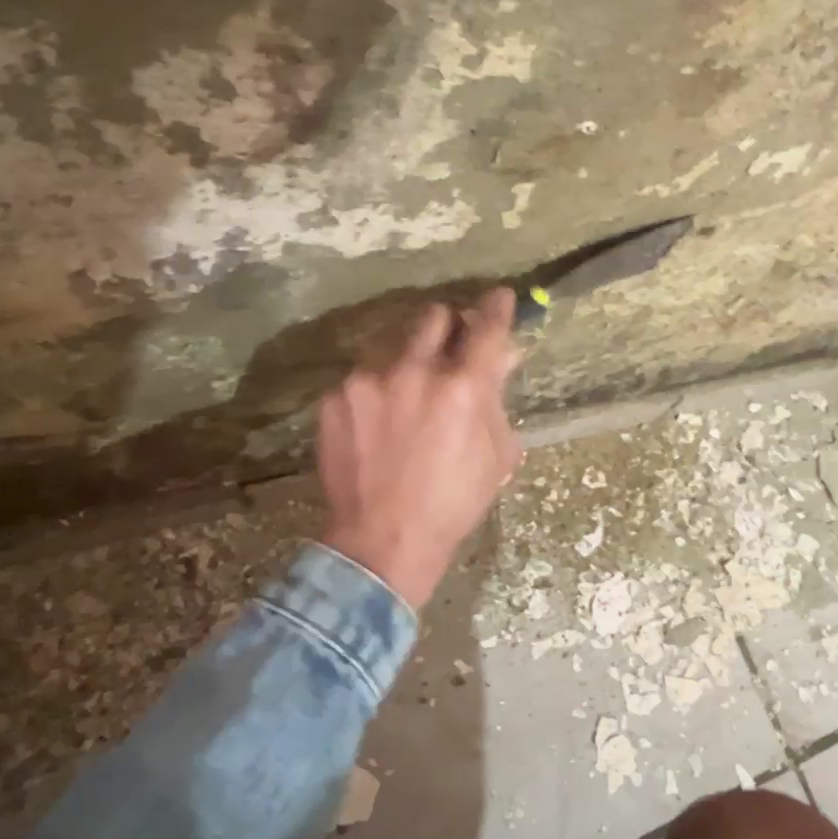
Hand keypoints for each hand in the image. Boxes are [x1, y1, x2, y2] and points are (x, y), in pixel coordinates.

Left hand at [316, 287, 523, 607]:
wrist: (382, 541)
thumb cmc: (452, 504)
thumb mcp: (495, 455)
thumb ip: (497, 398)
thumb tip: (502, 357)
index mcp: (462, 386)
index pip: (487, 326)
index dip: (497, 307)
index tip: (500, 298)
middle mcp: (414, 371)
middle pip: (433, 315)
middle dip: (447, 326)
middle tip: (449, 349)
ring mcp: (367, 381)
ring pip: (392, 344)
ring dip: (407, 360)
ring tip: (406, 397)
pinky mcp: (334, 397)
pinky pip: (361, 377)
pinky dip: (376, 391)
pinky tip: (377, 423)